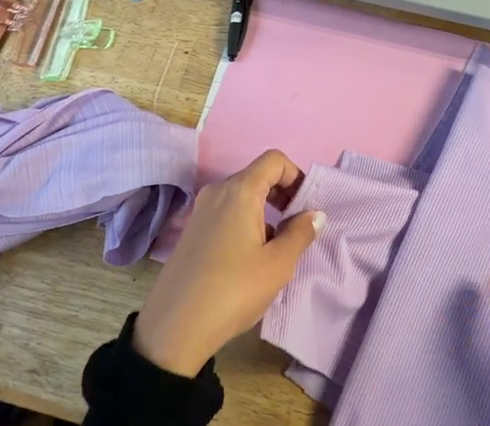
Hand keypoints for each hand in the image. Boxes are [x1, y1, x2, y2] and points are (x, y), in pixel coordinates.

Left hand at [133, 150, 323, 376]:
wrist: (174, 328)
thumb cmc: (233, 291)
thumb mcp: (277, 265)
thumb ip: (300, 233)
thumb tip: (315, 214)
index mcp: (239, 190)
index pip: (274, 160)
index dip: (296, 176)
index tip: (306, 207)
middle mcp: (217, 191)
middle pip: (257, 175)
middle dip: (282, 194)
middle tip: (297, 228)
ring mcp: (201, 210)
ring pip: (242, 195)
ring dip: (264, 211)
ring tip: (275, 248)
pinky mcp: (192, 230)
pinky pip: (226, 212)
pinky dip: (245, 221)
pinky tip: (249, 258)